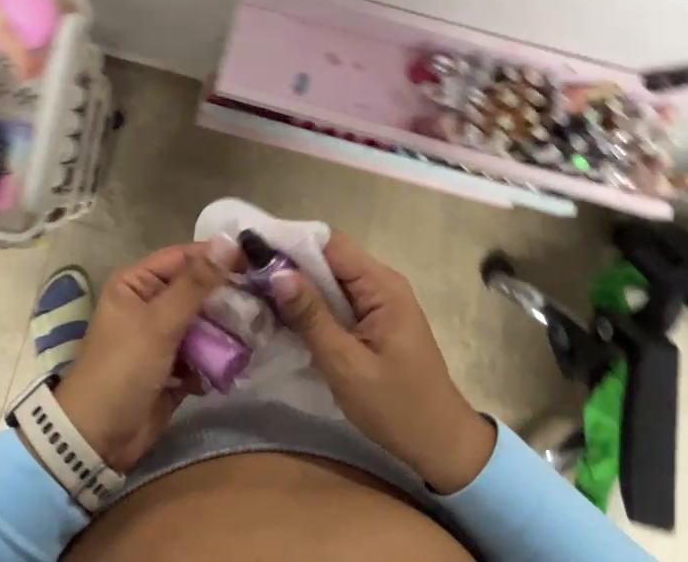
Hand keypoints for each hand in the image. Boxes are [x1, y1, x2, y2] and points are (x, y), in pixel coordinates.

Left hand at [52, 242, 234, 471]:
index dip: (217, 257)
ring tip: (256, 335)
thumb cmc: (123, 368)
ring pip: (203, 324)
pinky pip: (202, 354)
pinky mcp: (173, 368)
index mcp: (136, 284)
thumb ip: (195, 284)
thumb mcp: (159, 323)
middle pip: (197, 291)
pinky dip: (216, 360)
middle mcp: (149, 305)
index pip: (183, 258)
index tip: (256, 261)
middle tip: (263, 302)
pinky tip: (234, 366)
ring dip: (225, 332)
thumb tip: (228, 242)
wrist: (98, 438)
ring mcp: (161, 338)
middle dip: (226, 299)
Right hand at [272, 232, 496, 493]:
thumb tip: (277, 272)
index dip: (291, 242)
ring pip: (329, 279)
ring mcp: (377, 302)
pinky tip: (281, 316)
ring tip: (255, 292)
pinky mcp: (371, 321)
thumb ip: (312, 317)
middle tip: (246, 274)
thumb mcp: (346, 365)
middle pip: (328, 258)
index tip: (252, 250)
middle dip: (288, 264)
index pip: (330, 243)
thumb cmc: (397, 407)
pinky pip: (335, 300)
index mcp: (382, 286)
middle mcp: (381, 284)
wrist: (441, 445)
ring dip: (296, 286)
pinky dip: (310, 305)